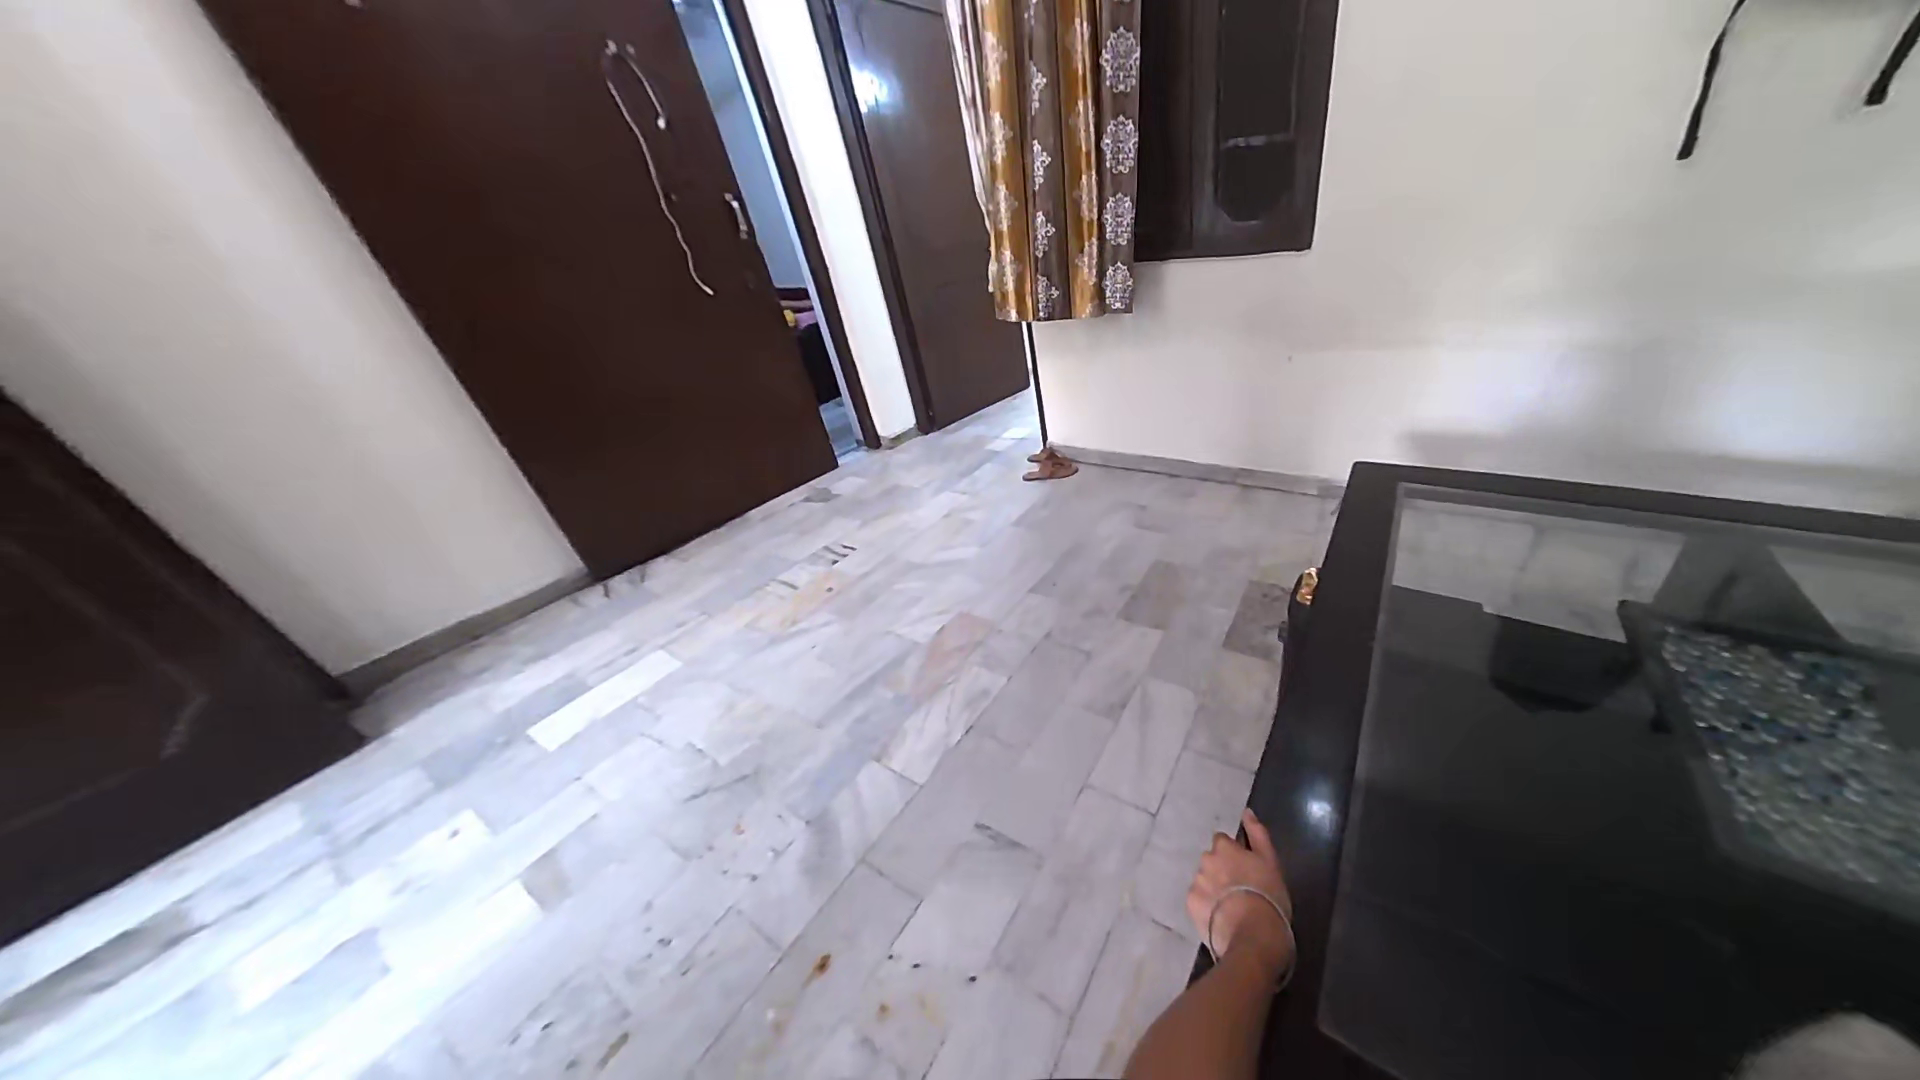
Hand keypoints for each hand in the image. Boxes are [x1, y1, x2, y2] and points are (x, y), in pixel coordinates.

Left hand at [1186, 809, 1293, 971]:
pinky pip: (1199, 901)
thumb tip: (1246, 812)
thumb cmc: (1268, 896)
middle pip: (1212, 861)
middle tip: (1240, 890)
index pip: (1223, 843)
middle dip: (1222, 871)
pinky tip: (1222, 919)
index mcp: (1223, 848)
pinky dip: (1207, 907)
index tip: (1245, 870)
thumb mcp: (1271, 862)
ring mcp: (1196, 882)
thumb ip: (1258, 834)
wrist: (1253, 935)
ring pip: (1204, 880)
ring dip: (1214, 889)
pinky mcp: (1190, 904)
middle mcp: (1205, 860)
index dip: (1234, 855)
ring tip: (1233, 908)